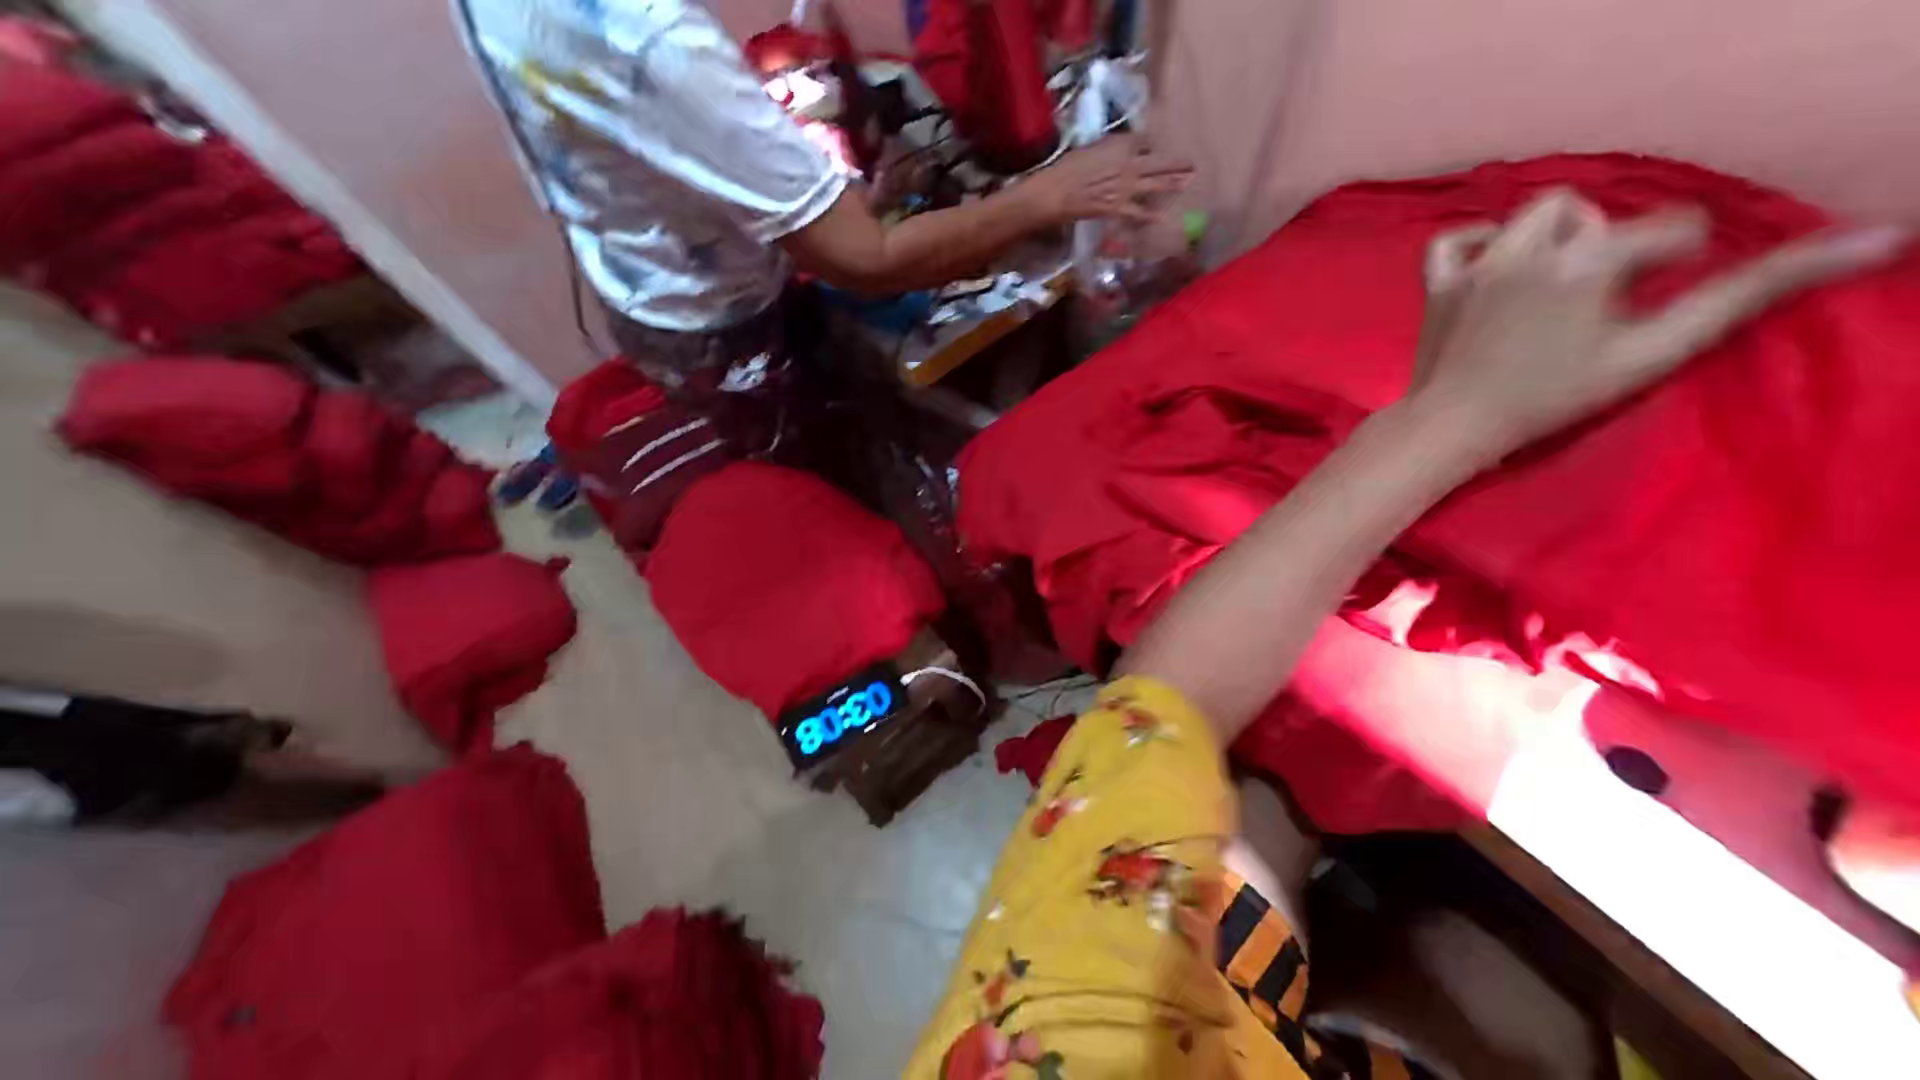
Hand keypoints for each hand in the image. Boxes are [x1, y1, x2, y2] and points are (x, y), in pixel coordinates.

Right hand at [1018, 134, 1192, 226]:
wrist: (1057, 192)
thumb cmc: (1067, 167)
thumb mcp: (1090, 148)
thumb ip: (1108, 149)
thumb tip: (1116, 152)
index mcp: (1121, 145)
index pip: (1143, 141)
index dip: (1147, 145)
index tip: (1149, 149)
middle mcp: (1130, 165)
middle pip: (1159, 162)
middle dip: (1176, 163)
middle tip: (1192, 163)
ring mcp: (1127, 188)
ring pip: (1156, 184)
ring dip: (1173, 184)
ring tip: (1188, 182)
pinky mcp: (1119, 208)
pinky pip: (1139, 213)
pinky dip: (1150, 216)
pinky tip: (1162, 218)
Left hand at [1403, 189, 1909, 462]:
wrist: (1454, 426)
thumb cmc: (1551, 398)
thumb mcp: (1653, 351)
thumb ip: (1744, 296)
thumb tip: (1872, 238)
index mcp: (1588, 261)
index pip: (1669, 229)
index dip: (1675, 260)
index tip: (1649, 300)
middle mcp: (1529, 249)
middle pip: (1594, 215)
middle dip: (1606, 245)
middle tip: (1595, 296)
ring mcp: (1476, 264)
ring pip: (1533, 215)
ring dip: (1553, 235)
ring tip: (1553, 280)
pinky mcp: (1437, 284)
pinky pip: (1452, 241)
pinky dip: (1475, 244)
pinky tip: (1494, 266)